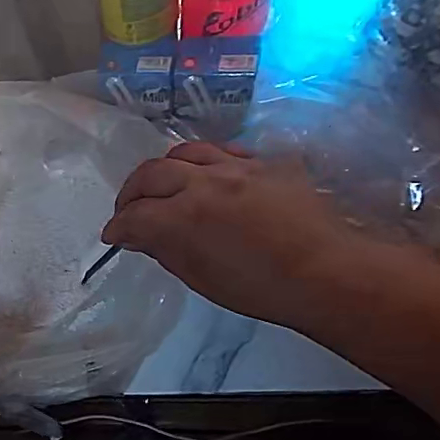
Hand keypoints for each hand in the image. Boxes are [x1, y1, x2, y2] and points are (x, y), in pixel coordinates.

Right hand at [102, 142, 402, 333]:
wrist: (326, 272)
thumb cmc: (261, 288)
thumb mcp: (202, 278)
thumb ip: (165, 250)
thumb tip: (138, 236)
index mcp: (184, 217)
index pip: (135, 216)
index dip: (118, 226)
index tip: (113, 235)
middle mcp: (203, 182)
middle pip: (151, 174)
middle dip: (131, 193)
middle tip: (128, 210)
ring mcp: (235, 167)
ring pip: (184, 152)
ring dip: (164, 169)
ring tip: (163, 185)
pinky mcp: (263, 163)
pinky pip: (224, 152)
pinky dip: (204, 162)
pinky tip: (206, 175)